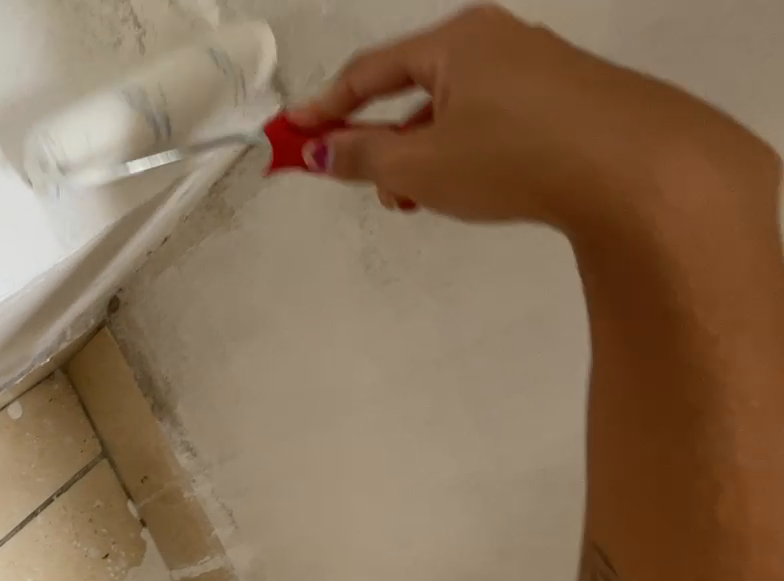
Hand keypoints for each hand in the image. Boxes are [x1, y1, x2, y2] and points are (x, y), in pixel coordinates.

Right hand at [290, 4, 779, 236]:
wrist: (635, 169)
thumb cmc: (509, 157)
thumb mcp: (413, 164)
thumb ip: (355, 157)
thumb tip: (314, 152)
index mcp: (455, 42)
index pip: (365, 73)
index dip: (319, 108)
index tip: (283, 136)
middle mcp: (492, 42)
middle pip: (403, 91)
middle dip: (368, 140)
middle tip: (342, 178)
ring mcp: (528, 69)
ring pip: (439, 113)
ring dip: (407, 157)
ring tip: (404, 199)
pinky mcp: (552, 99)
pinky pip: (474, 121)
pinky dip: (445, 155)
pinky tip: (445, 191)